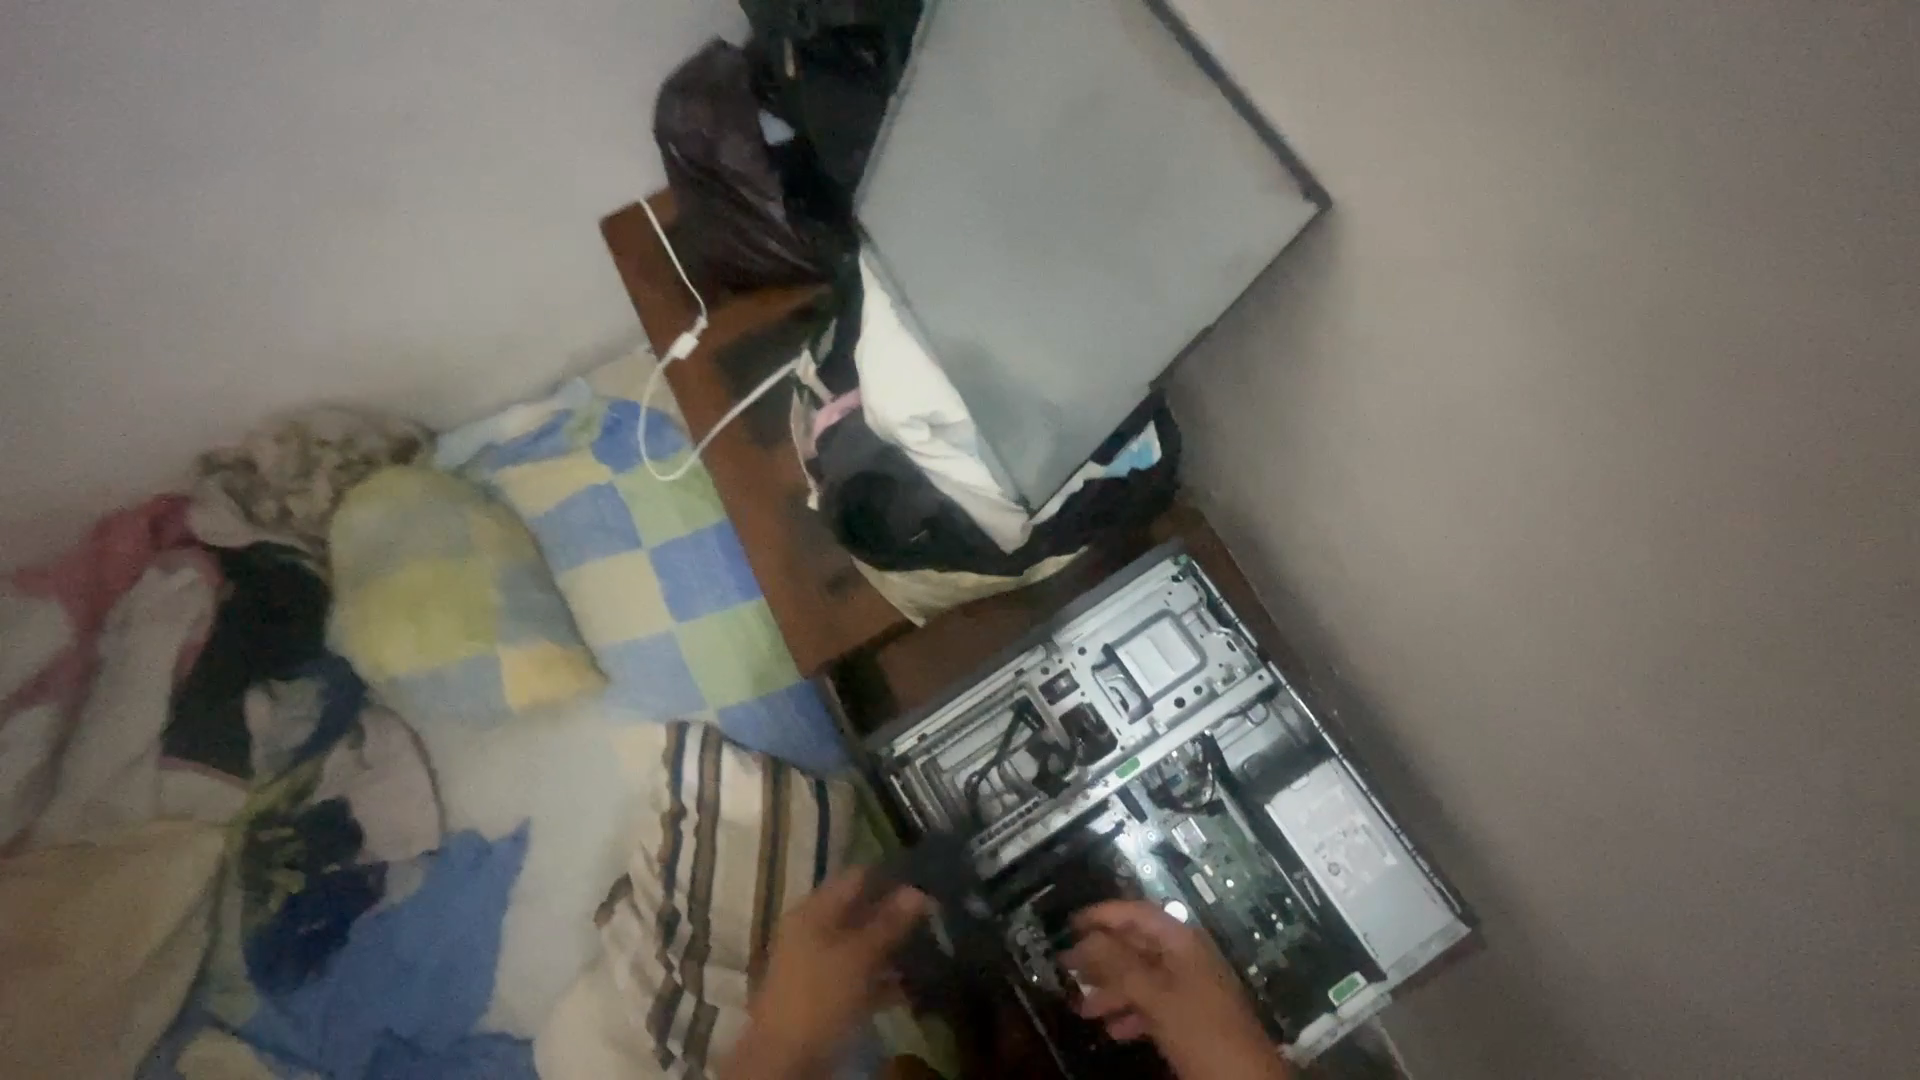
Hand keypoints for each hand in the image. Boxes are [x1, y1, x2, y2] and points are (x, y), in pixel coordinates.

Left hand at [723, 867, 930, 1079]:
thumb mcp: (858, 956)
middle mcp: (812, 931)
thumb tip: (918, 890)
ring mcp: (816, 965)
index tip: (924, 881)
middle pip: (858, 912)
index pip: (856, 878)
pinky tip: (910, 985)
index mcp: (813, 911)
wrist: (784, 1064)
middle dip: (893, 915)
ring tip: (928, 947)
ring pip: (860, 946)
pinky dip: (881, 979)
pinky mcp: (824, 997)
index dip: (889, 877)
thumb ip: (889, 923)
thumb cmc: (819, 997)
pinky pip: (857, 977)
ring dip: (890, 948)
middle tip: (932, 916)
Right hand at [1063, 900, 1292, 1079]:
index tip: (1071, 925)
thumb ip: (1120, 965)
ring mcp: (1190, 988)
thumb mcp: (1157, 997)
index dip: (1103, 915)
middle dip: (1101, 957)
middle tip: (1066, 968)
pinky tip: (1112, 1030)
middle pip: (1136, 945)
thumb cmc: (1202, 1033)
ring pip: (1142, 977)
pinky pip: (1154, 1004)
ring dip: (1111, 990)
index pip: (1137, 913)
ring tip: (1082, 1008)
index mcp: (1181, 942)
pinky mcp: (1191, 1018)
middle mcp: (1185, 957)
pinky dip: (1131, 1013)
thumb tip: (1086, 937)